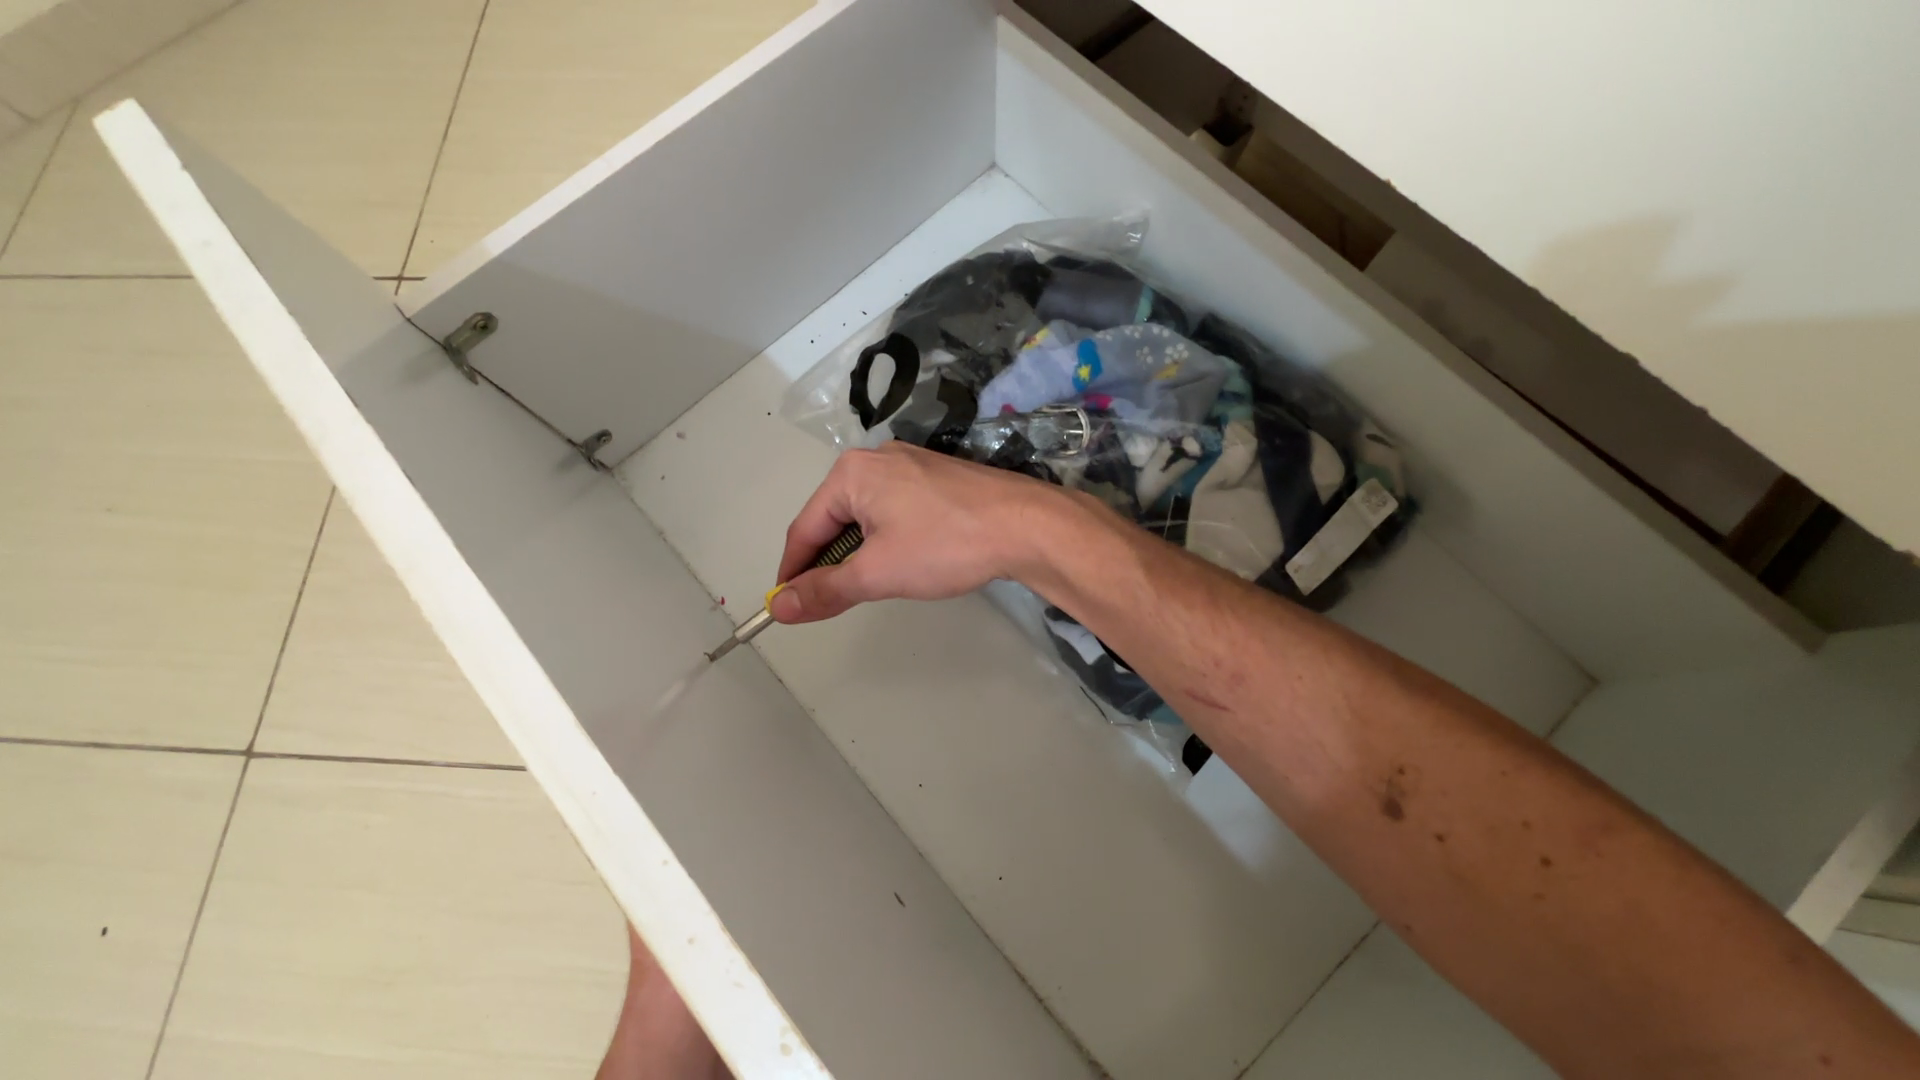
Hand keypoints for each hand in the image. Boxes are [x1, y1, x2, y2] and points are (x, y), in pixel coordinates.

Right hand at [771, 442, 1075, 622]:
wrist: (1027, 526)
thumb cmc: (945, 545)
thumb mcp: (877, 573)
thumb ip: (825, 590)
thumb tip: (779, 608)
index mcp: (851, 473)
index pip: (804, 529)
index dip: (792, 572)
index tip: (786, 606)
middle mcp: (876, 458)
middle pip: (834, 519)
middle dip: (830, 562)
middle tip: (833, 601)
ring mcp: (911, 464)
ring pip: (866, 517)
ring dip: (860, 553)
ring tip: (871, 585)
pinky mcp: (938, 477)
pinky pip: (895, 510)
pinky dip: (888, 539)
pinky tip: (905, 561)